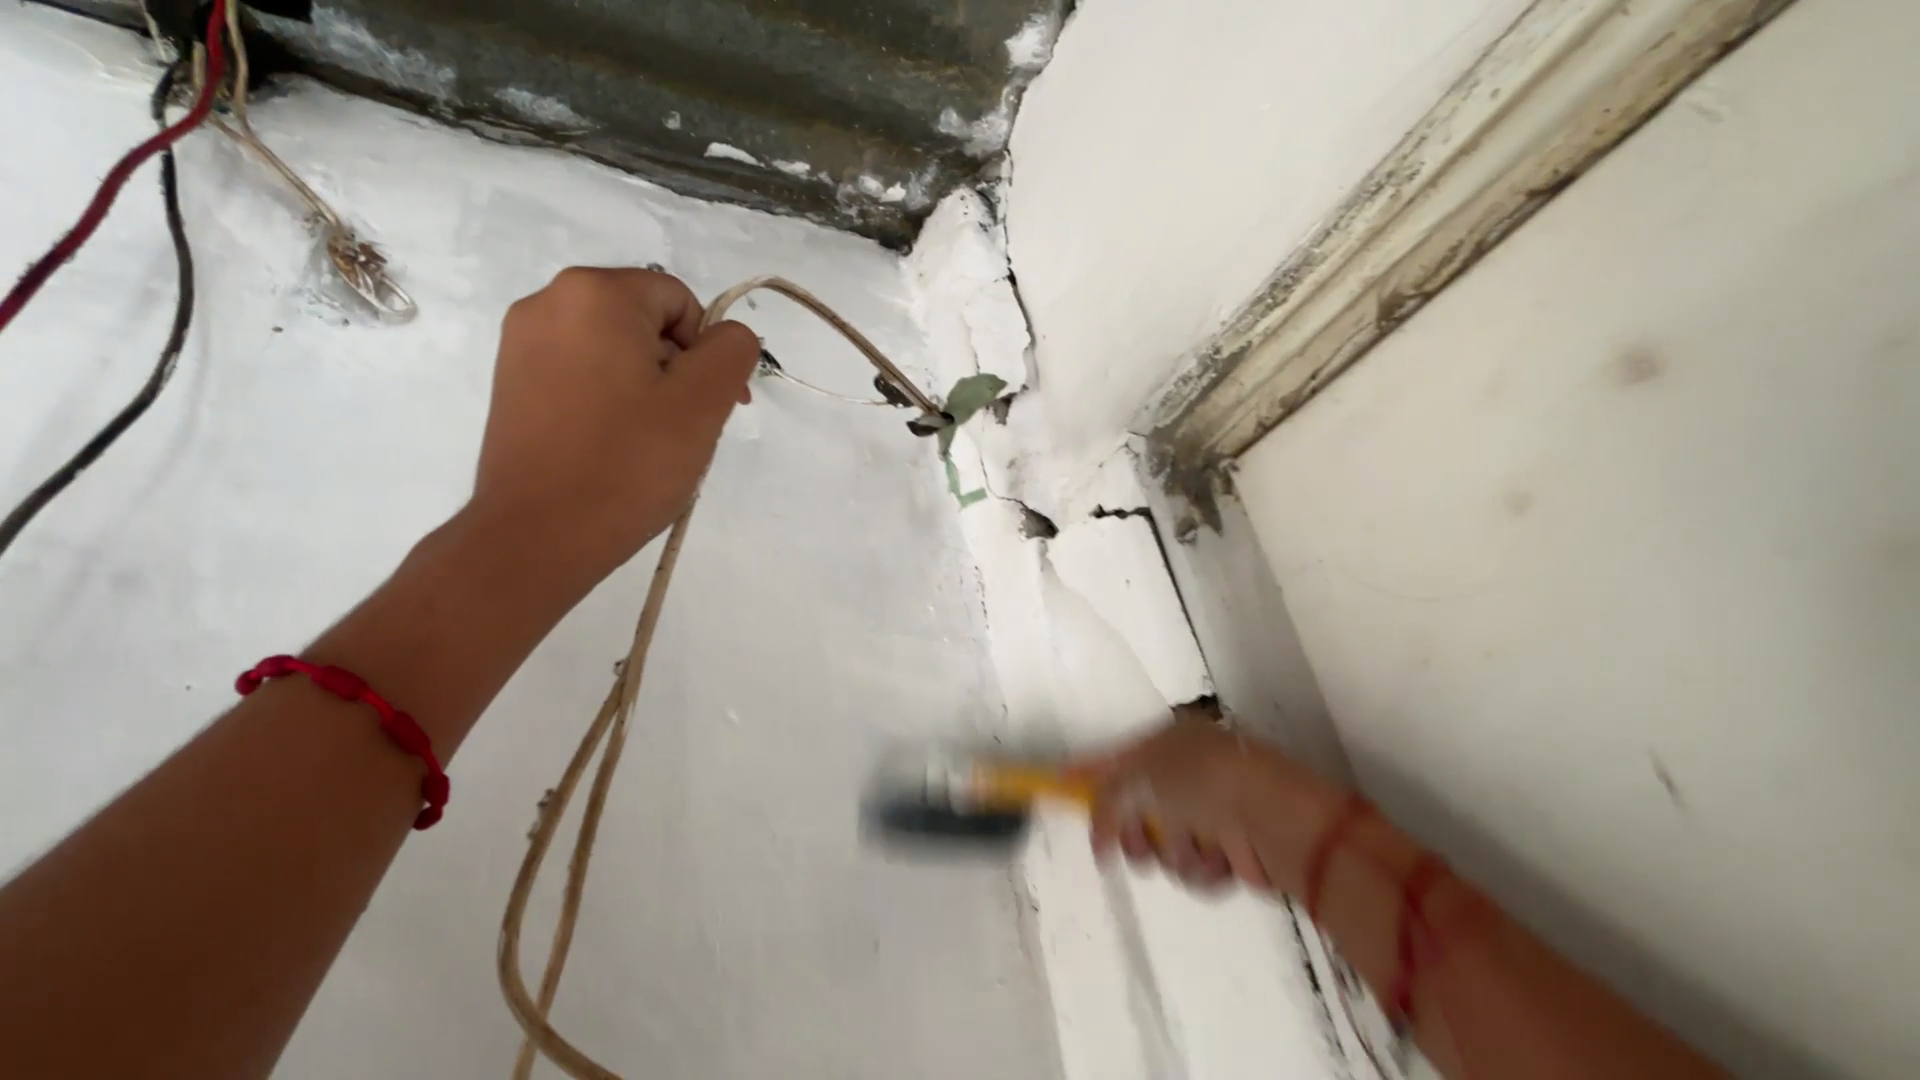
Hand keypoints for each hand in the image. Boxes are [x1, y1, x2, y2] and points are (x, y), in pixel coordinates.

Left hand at [469, 267, 759, 581]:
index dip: (708, 350)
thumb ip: (732, 351)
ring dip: (645, 386)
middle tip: (686, 428)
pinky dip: (608, 399)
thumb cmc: (627, 463)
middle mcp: (548, 303)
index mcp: (595, 294)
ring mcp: (520, 344)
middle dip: (676, 368)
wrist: (538, 536)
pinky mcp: (510, 384)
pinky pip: (580, 373)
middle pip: (643, 320)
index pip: (679, 300)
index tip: (717, 406)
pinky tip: (614, 446)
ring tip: (650, 442)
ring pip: (612, 349)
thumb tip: (729, 336)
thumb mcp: (703, 403)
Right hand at [1077, 703, 1337, 896]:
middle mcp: (1189, 773)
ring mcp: (1213, 811)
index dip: (1086, 772)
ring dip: (1171, 854)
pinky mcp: (1233, 848)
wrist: (1274, 817)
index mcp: (1169, 742)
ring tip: (1190, 850)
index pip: (1115, 757)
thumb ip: (1105, 805)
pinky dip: (1202, 869)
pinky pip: (1196, 868)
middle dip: (1133, 834)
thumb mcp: (1138, 781)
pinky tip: (1218, 862)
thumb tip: (1096, 836)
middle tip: (1135, 846)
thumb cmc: (1201, 783)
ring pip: (1165, 845)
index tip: (1058, 783)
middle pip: (1137, 810)